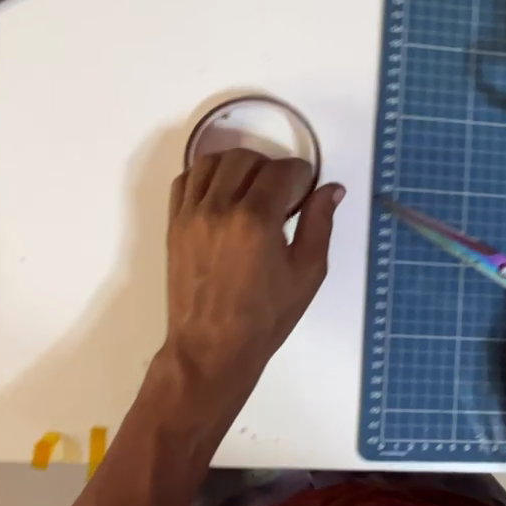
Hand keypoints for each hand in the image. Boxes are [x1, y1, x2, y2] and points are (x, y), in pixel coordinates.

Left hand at [154, 150, 341, 421]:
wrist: (212, 347)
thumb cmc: (266, 317)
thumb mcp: (307, 272)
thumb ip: (319, 223)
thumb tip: (331, 189)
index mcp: (256, 220)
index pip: (280, 171)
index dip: (299, 172)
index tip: (305, 184)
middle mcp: (220, 208)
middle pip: (244, 158)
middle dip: (269, 166)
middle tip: (281, 190)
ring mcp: (191, 214)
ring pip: (211, 162)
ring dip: (235, 165)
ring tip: (250, 186)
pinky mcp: (174, 225)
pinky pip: (185, 181)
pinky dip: (204, 176)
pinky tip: (221, 193)